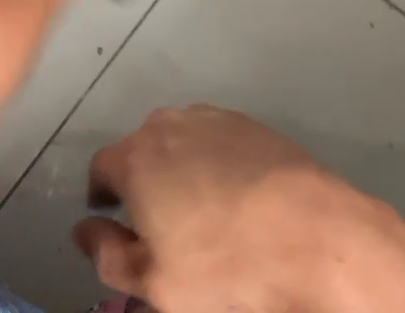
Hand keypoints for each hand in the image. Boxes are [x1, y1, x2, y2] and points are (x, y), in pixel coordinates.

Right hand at [74, 107, 404, 312]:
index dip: (103, 199)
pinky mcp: (251, 125)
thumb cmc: (228, 266)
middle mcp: (165, 125)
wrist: (320, 240)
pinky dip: (218, 167)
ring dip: (181, 171)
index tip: (118, 225)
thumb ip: (107, 255)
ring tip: (207, 214)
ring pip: (181, 145)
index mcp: (134, 158)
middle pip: (140, 152)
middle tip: (166, 227)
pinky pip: (218, 144)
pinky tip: (242, 202)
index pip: (100, 171)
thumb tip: (84, 230)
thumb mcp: (155, 284)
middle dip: (144, 184)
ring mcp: (211, 119)